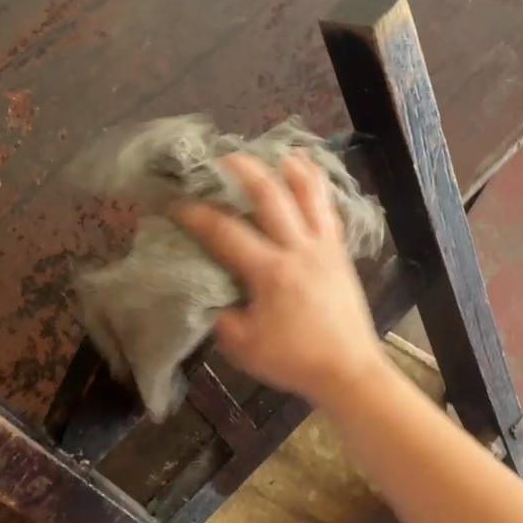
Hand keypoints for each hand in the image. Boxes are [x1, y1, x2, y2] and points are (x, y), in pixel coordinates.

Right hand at [173, 153, 388, 407]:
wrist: (349, 371)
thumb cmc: (294, 361)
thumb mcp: (243, 346)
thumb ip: (220, 315)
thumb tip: (207, 290)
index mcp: (271, 272)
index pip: (225, 232)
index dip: (195, 214)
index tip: (173, 203)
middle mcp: (299, 249)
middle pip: (269, 194)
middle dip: (241, 170)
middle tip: (219, 157)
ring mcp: (324, 247)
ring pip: (308, 193)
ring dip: (287, 168)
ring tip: (271, 151)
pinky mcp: (340, 251)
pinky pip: (328, 208)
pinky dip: (316, 185)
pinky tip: (307, 173)